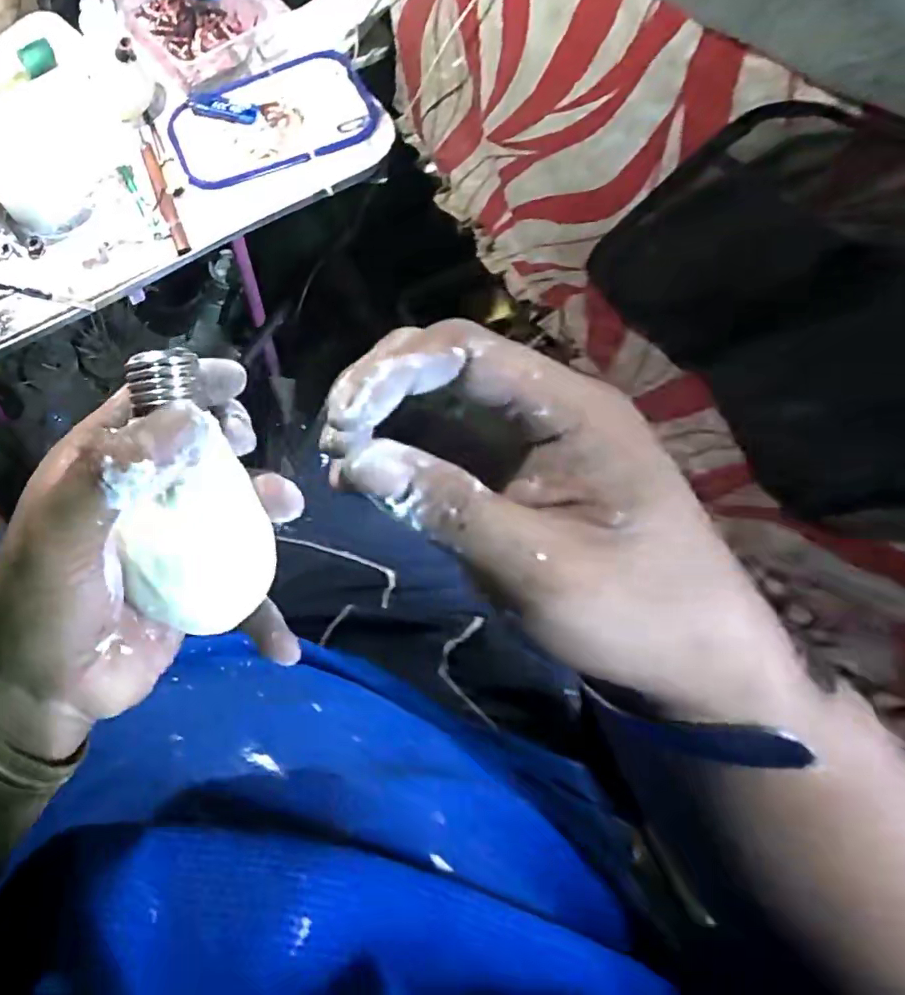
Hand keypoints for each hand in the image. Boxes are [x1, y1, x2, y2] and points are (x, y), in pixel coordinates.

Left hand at [0, 358, 304, 760]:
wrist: (39, 683)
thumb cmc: (40, 599)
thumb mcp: (60, 531)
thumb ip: (110, 473)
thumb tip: (187, 417)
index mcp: (92, 468)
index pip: (140, 407)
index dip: (184, 386)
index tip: (233, 382)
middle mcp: (130, 497)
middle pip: (191, 449)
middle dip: (227, 437)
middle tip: (243, 445)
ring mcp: (161, 544)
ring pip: (224, 508)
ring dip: (262, 504)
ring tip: (283, 507)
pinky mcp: (184, 591)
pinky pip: (236, 591)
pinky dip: (261, 614)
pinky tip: (278, 644)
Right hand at [320, 320, 809, 721]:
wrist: (680, 662)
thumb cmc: (633, 611)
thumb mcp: (538, 565)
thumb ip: (448, 507)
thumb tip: (354, 461)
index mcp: (568, 410)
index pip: (463, 351)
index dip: (391, 371)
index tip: (344, 421)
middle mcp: (531, 406)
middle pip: (432, 357)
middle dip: (370, 385)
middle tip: (334, 437)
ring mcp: (504, 434)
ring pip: (414, 392)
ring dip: (365, 415)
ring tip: (337, 460)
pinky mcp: (480, 465)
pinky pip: (413, 435)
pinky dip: (374, 447)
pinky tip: (349, 478)